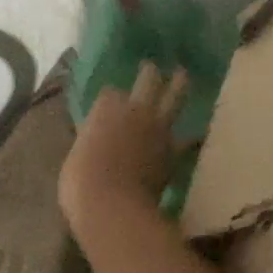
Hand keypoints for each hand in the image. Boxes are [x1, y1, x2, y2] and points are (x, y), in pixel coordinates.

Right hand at [60, 61, 188, 230]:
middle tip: (151, 66)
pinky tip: (198, 135)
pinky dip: (192, 138)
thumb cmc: (80, 183)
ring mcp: (157, 127)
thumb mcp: (74, 157)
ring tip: (183, 74)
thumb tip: (94, 139)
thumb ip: (89, 141)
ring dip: (179, 84)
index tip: (109, 103)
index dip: (111, 98)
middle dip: (149, 72)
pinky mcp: (173, 149)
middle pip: (147, 79)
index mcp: (105, 108)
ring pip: (174, 96)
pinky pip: (188, 140)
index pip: (110, 93)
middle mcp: (134, 109)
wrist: (112, 205)